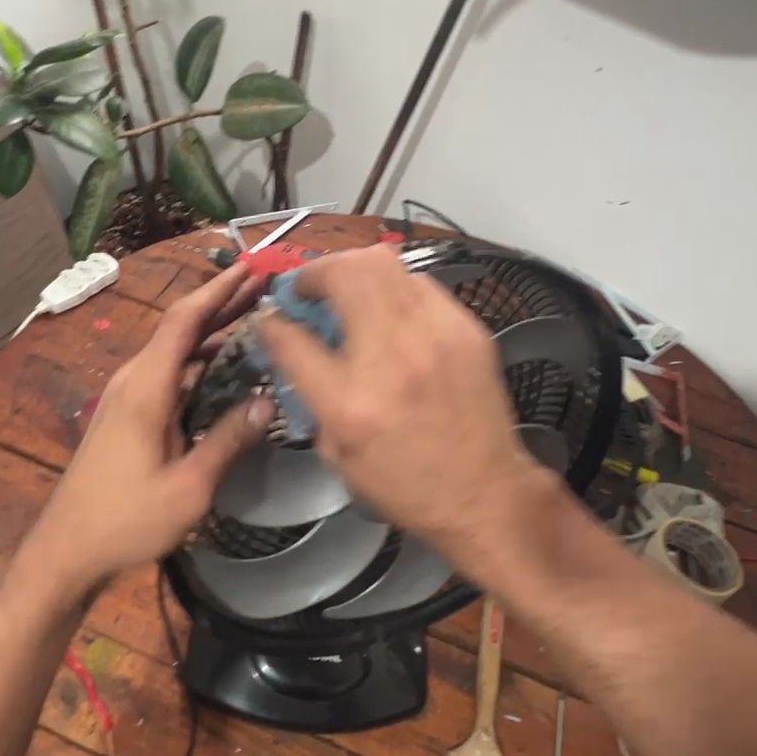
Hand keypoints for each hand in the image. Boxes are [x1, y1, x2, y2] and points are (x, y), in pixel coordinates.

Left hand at [20, 263, 273, 593]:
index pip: (184, 320)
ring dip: (211, 329)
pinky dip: (197, 356)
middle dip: (221, 302)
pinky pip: (166, 369)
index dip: (219, 290)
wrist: (65, 551)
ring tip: (251, 318)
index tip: (252, 269)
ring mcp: (125, 395)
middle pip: (179, 327)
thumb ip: (228, 440)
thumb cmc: (126, 519)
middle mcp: (133, 379)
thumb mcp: (190, 487)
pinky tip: (221, 364)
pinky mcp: (124, 412)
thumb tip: (267, 402)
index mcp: (146, 387)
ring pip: (172, 348)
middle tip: (263, 286)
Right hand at [256, 246, 549, 567]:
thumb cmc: (406, 482)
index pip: (293, 338)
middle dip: (316, 272)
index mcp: (350, 403)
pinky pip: (419, 284)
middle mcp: (393, 358)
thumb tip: (291, 341)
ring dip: (354, 272)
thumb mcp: (337, 450)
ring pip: (384, 262)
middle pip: (344, 272)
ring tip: (349, 296)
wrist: (485, 493)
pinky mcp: (466, 328)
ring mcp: (436, 335)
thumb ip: (307, 390)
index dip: (272, 321)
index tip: (271, 317)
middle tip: (311, 291)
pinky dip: (394, 290)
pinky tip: (392, 315)